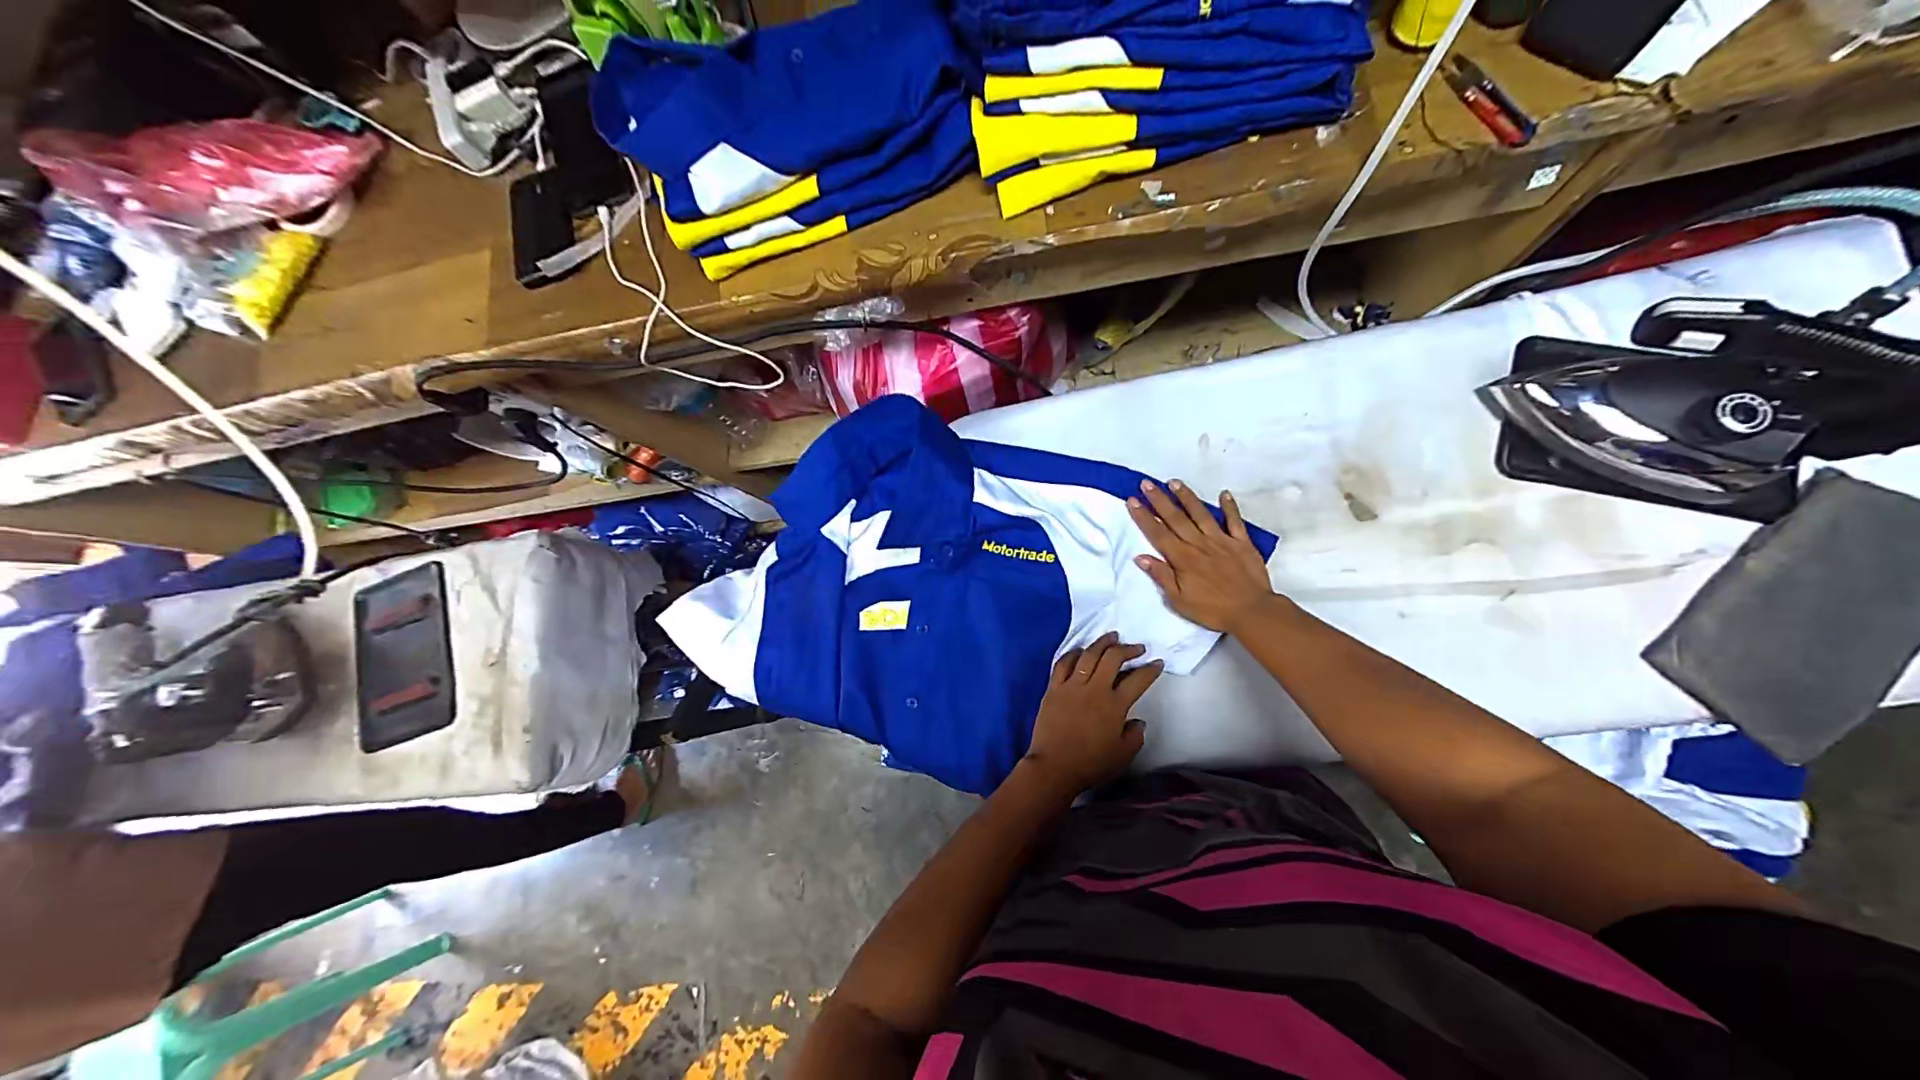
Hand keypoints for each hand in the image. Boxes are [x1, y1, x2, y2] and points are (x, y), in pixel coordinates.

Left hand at [1022, 632, 1162, 795]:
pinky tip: (1080, 650)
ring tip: (1112, 637)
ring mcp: (1072, 686)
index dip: (1150, 669)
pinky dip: (1073, 653)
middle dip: (1128, 649)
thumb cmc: (1091, 763)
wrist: (1054, 766)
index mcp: (1115, 704)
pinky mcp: (1054, 688)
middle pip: (1113, 658)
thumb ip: (1135, 735)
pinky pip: (1063, 663)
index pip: (1138, 680)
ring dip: (1102, 643)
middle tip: (1137, 648)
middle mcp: (1094, 689)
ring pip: (1088, 655)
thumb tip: (1137, 721)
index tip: (1157, 663)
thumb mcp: (1123, 755)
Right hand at [1128, 479, 1281, 632]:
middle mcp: (1199, 544)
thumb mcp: (1179, 600)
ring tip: (1174, 482)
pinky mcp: (1242, 543)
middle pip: (1175, 518)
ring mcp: (1221, 540)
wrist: (1252, 611)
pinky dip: (1229, 506)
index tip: (1132, 500)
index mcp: (1182, 558)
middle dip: (1159, 500)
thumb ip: (1162, 576)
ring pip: (1200, 514)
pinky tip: (1224, 494)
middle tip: (1147, 483)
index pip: (1158, 533)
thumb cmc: (1212, 610)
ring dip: (1186, 497)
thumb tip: (1141, 557)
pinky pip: (1235, 520)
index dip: (1144, 516)